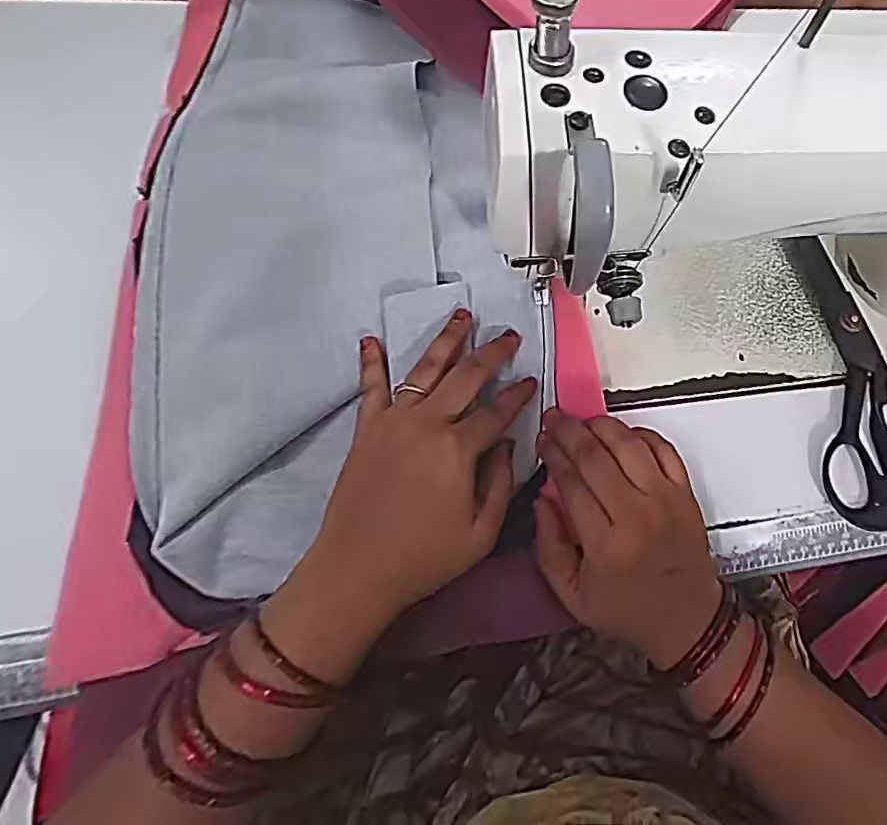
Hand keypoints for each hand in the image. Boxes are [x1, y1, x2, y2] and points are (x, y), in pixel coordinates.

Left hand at [300, 310, 539, 619]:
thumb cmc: (422, 558)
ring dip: (447, 340)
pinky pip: (371, 387)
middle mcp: (427, 424)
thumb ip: (501, 484)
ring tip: (462, 316)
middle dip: (493, 353)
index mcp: (458, 449)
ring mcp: (394, 421)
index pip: (497, 411)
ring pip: (426, 368)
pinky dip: (371, 362)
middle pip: (467, 376)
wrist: (355, 570)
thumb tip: (507, 446)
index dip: (518, 393)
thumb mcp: (480, 533)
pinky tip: (371, 340)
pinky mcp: (367, 429)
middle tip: (509, 337)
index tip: (531, 380)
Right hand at [532, 411, 723, 666]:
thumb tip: (542, 501)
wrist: (688, 620)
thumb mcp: (573, 595)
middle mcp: (637, 516)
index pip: (572, 482)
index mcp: (606, 545)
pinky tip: (621, 433)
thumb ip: (549, 548)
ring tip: (583, 421)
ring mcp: (665, 501)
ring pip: (628, 445)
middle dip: (569, 431)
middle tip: (554, 419)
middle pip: (595, 456)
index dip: (553, 454)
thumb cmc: (629, 610)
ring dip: (601, 425)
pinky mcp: (684, 493)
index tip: (543, 441)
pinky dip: (640, 434)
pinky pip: (662, 449)